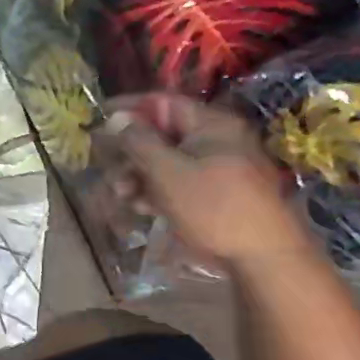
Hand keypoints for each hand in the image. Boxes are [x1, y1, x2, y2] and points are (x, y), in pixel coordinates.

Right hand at [93, 92, 314, 267]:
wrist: (261, 256)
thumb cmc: (213, 207)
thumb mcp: (167, 171)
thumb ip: (137, 141)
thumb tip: (115, 118)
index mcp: (211, 125)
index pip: (163, 102)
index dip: (129, 107)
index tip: (98, 115)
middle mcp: (216, 140)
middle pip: (161, 134)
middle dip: (130, 151)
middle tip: (106, 167)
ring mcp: (217, 167)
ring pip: (166, 162)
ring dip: (138, 175)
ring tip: (122, 195)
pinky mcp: (216, 193)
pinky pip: (178, 182)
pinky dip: (157, 191)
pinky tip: (142, 208)